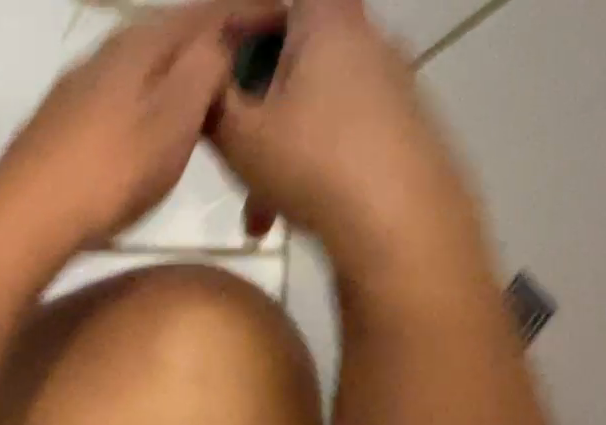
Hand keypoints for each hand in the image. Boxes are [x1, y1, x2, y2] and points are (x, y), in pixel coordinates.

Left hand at [0, 0, 280, 248]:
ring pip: (134, 68)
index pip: (204, 12)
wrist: (24, 221)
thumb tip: (218, 42)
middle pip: (165, 35)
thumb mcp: (174, 118)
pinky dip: (139, 102)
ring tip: (198, 91)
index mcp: (139, 45)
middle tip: (244, 55)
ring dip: (170, 72)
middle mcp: (100, 55)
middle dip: (207, 39)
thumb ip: (204, 71)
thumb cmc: (110, 172)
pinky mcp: (52, 129)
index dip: (247, 12)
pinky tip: (141, 125)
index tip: (282, 18)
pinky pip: (110, 99)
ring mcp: (70, 92)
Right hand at [209, 0, 485, 277]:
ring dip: (278, 150)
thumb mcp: (237, 134)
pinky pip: (341, 135)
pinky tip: (288, 214)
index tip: (222, 66)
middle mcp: (369, 40)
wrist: (399, 221)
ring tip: (256, 211)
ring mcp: (394, 84)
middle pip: (298, 57)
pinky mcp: (405, 127)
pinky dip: (310, 166)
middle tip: (230, 150)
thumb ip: (211, 98)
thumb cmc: (310, 162)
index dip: (250, 24)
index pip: (284, 3)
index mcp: (328, 22)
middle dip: (259, 104)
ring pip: (315, 107)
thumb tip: (200, 77)